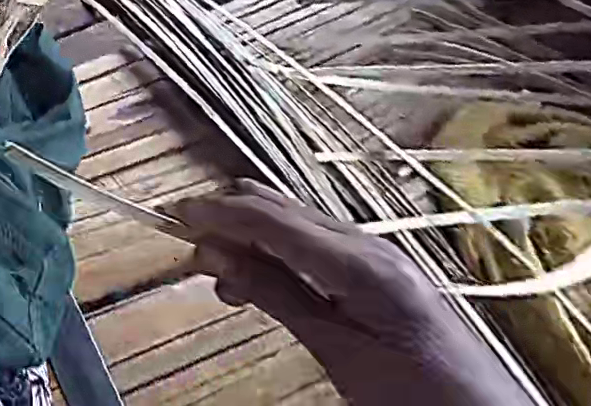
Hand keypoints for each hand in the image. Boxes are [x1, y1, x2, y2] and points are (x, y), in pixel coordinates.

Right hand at [167, 181, 534, 405]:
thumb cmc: (417, 400)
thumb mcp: (340, 355)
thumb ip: (275, 296)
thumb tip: (212, 255)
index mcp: (358, 261)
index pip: (267, 216)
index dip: (216, 211)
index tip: (174, 214)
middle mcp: (363, 242)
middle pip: (276, 205)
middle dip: (228, 217)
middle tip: (192, 244)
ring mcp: (372, 251)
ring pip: (287, 218)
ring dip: (247, 232)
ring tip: (219, 269)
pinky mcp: (374, 268)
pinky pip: (308, 241)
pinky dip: (272, 248)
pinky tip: (257, 276)